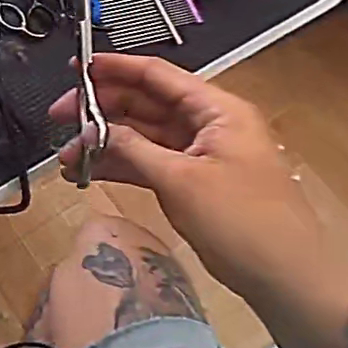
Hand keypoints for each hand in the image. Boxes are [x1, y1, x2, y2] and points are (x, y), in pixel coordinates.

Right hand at [49, 54, 339, 294]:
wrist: (287, 279)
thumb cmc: (244, 223)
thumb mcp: (181, 180)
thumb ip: (132, 148)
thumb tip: (93, 130)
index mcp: (216, 110)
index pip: (156, 75)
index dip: (114, 68)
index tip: (77, 68)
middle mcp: (207, 124)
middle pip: (144, 104)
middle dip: (100, 110)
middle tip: (60, 117)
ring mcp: (199, 153)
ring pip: (142, 135)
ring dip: (105, 142)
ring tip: (67, 155)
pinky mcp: (193, 180)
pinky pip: (149, 162)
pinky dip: (121, 165)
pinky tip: (89, 171)